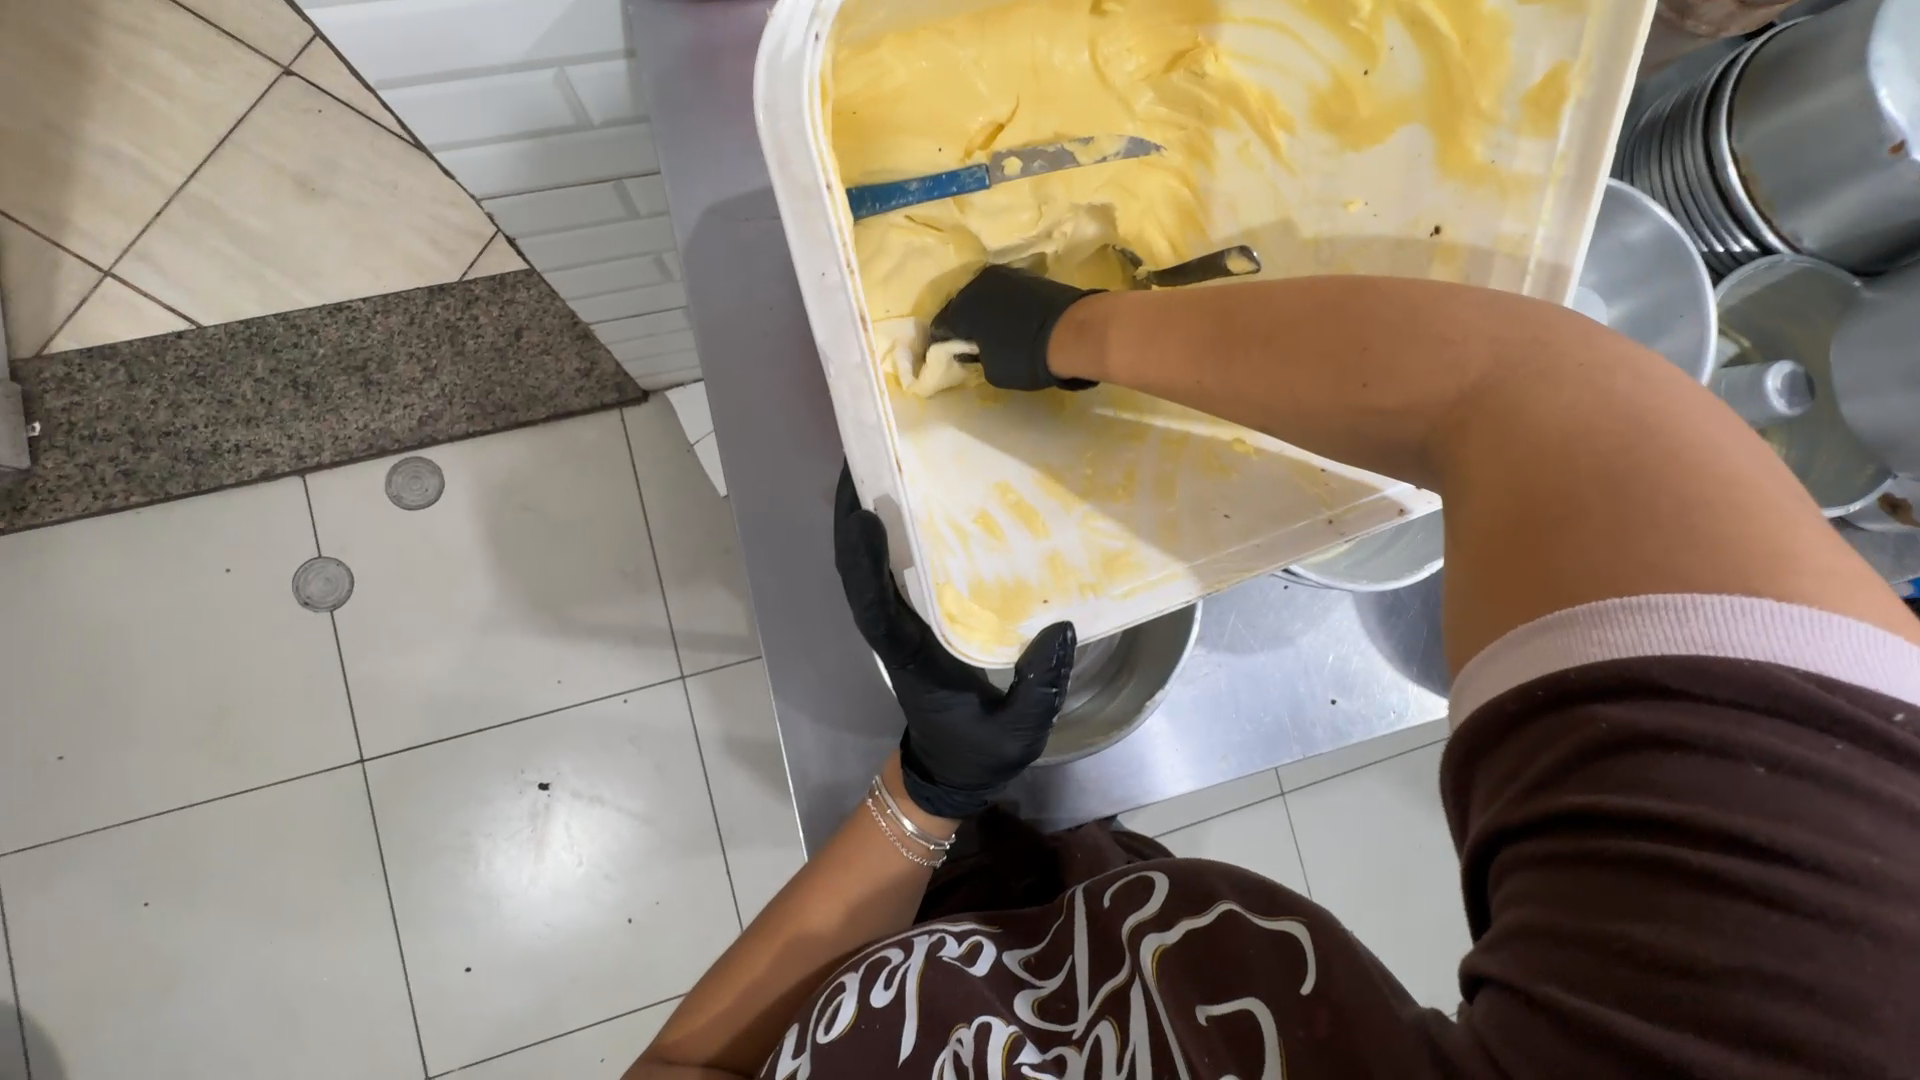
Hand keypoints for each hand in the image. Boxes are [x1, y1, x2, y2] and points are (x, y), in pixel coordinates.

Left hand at [834, 467, 1076, 817]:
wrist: (952, 772)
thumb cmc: (980, 754)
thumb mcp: (1019, 732)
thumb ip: (1039, 687)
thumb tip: (1059, 627)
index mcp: (913, 662)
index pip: (877, 609)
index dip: (866, 563)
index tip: (864, 513)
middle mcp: (897, 638)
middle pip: (858, 576)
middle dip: (849, 520)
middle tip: (858, 459)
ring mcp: (901, 629)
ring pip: (867, 572)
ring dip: (860, 522)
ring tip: (874, 465)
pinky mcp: (913, 624)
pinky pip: (888, 576)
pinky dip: (883, 539)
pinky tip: (904, 503)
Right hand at [930, 264, 1100, 391]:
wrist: (1074, 332)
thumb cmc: (1024, 355)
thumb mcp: (992, 370)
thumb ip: (978, 357)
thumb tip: (979, 350)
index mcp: (964, 306)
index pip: (942, 325)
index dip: (941, 343)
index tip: (944, 354)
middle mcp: (980, 283)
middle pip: (964, 305)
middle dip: (964, 324)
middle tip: (967, 343)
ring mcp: (1008, 276)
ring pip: (987, 297)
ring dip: (986, 313)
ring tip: (992, 333)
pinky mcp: (1031, 277)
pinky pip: (1008, 295)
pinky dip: (1005, 308)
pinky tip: (1012, 322)